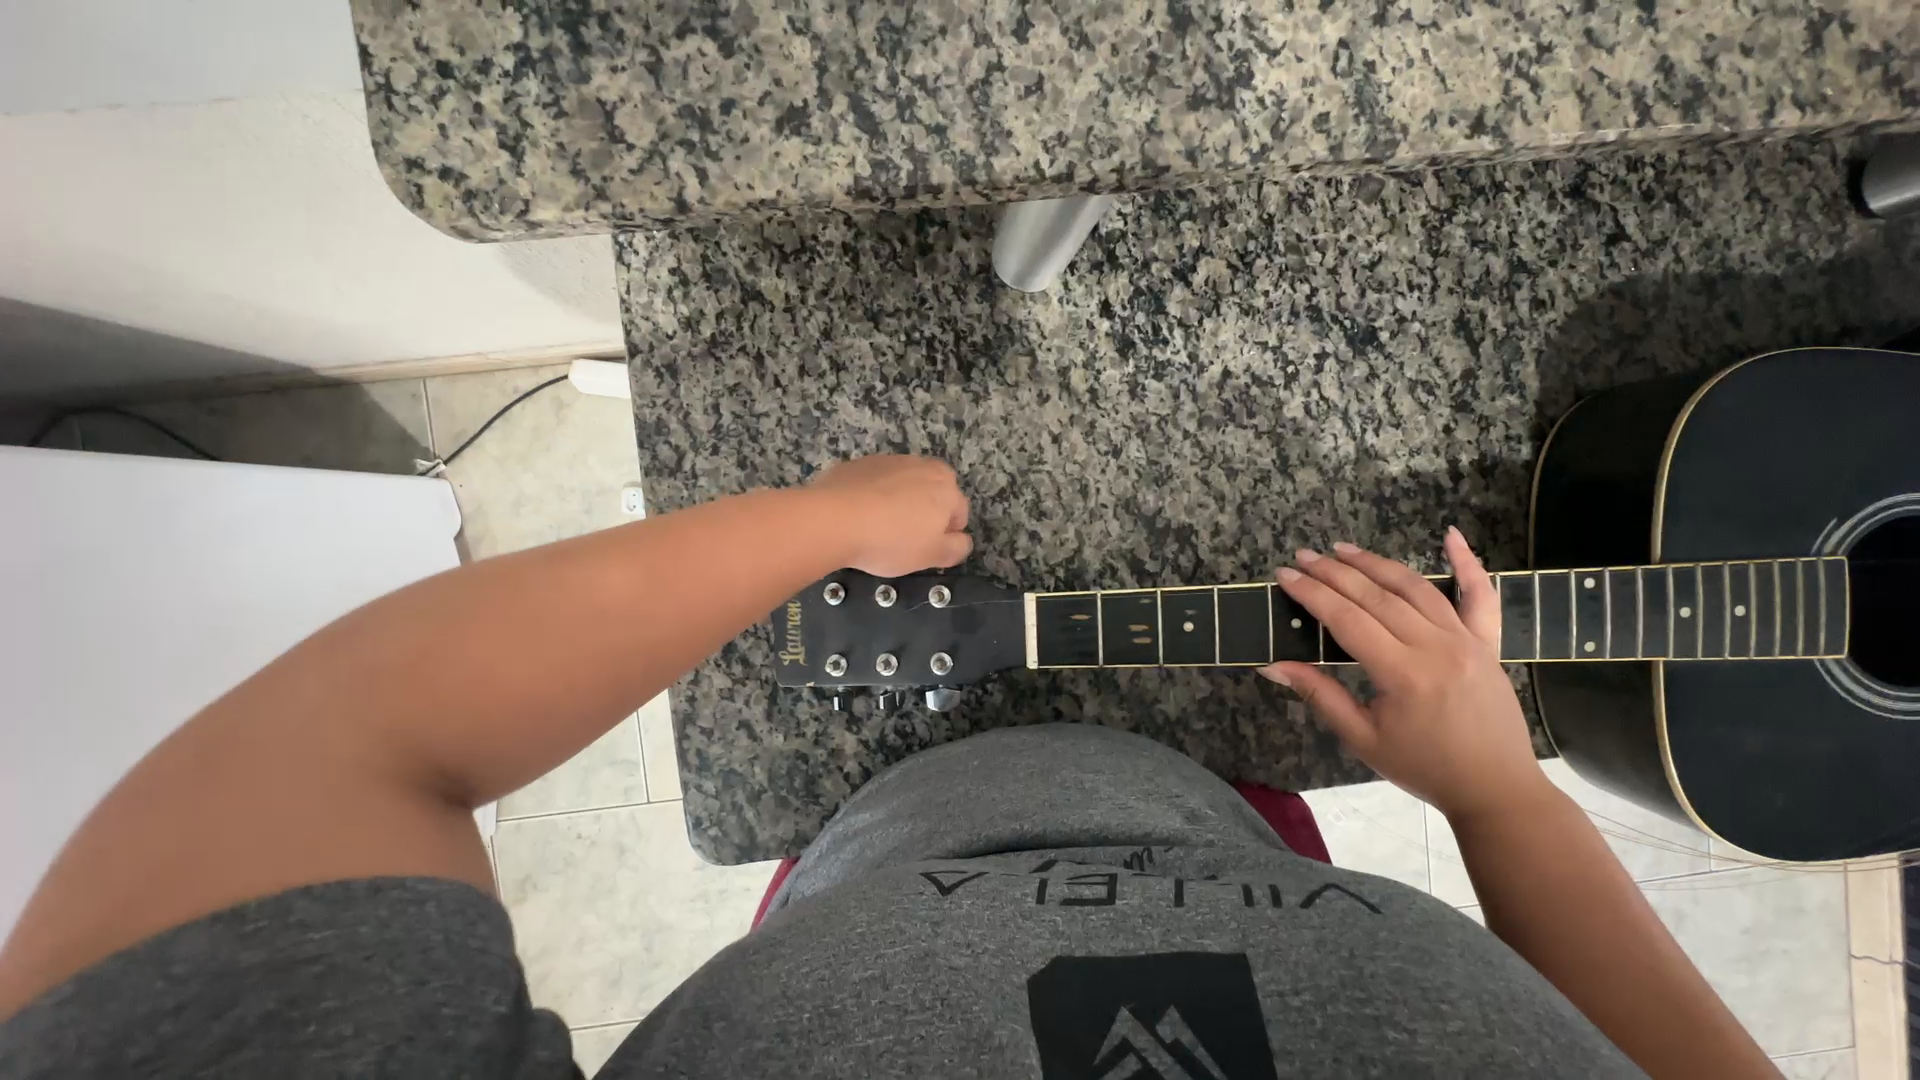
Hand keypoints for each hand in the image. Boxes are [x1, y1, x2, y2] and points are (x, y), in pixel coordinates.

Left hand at [806, 455, 972, 576]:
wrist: (833, 519)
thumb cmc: (890, 540)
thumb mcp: (932, 556)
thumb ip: (957, 548)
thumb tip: (962, 540)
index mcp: (946, 487)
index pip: (959, 514)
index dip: (944, 536)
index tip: (923, 550)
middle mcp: (922, 465)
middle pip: (932, 494)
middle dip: (923, 514)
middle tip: (902, 539)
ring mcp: (889, 461)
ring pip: (903, 487)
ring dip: (897, 503)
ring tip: (877, 528)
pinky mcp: (859, 463)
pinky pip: (875, 483)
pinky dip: (872, 496)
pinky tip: (858, 516)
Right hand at [1258, 527, 1551, 823]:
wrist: (1497, 789)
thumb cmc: (1423, 767)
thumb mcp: (1361, 738)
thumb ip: (1319, 694)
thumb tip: (1271, 665)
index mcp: (1403, 674)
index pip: (1347, 620)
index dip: (1312, 594)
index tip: (1284, 576)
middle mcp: (1436, 647)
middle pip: (1376, 596)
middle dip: (1334, 572)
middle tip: (1302, 557)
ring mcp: (1466, 640)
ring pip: (1415, 588)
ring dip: (1375, 563)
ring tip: (1342, 549)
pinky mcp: (1487, 643)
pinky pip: (1479, 597)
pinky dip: (1467, 563)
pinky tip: (1450, 536)